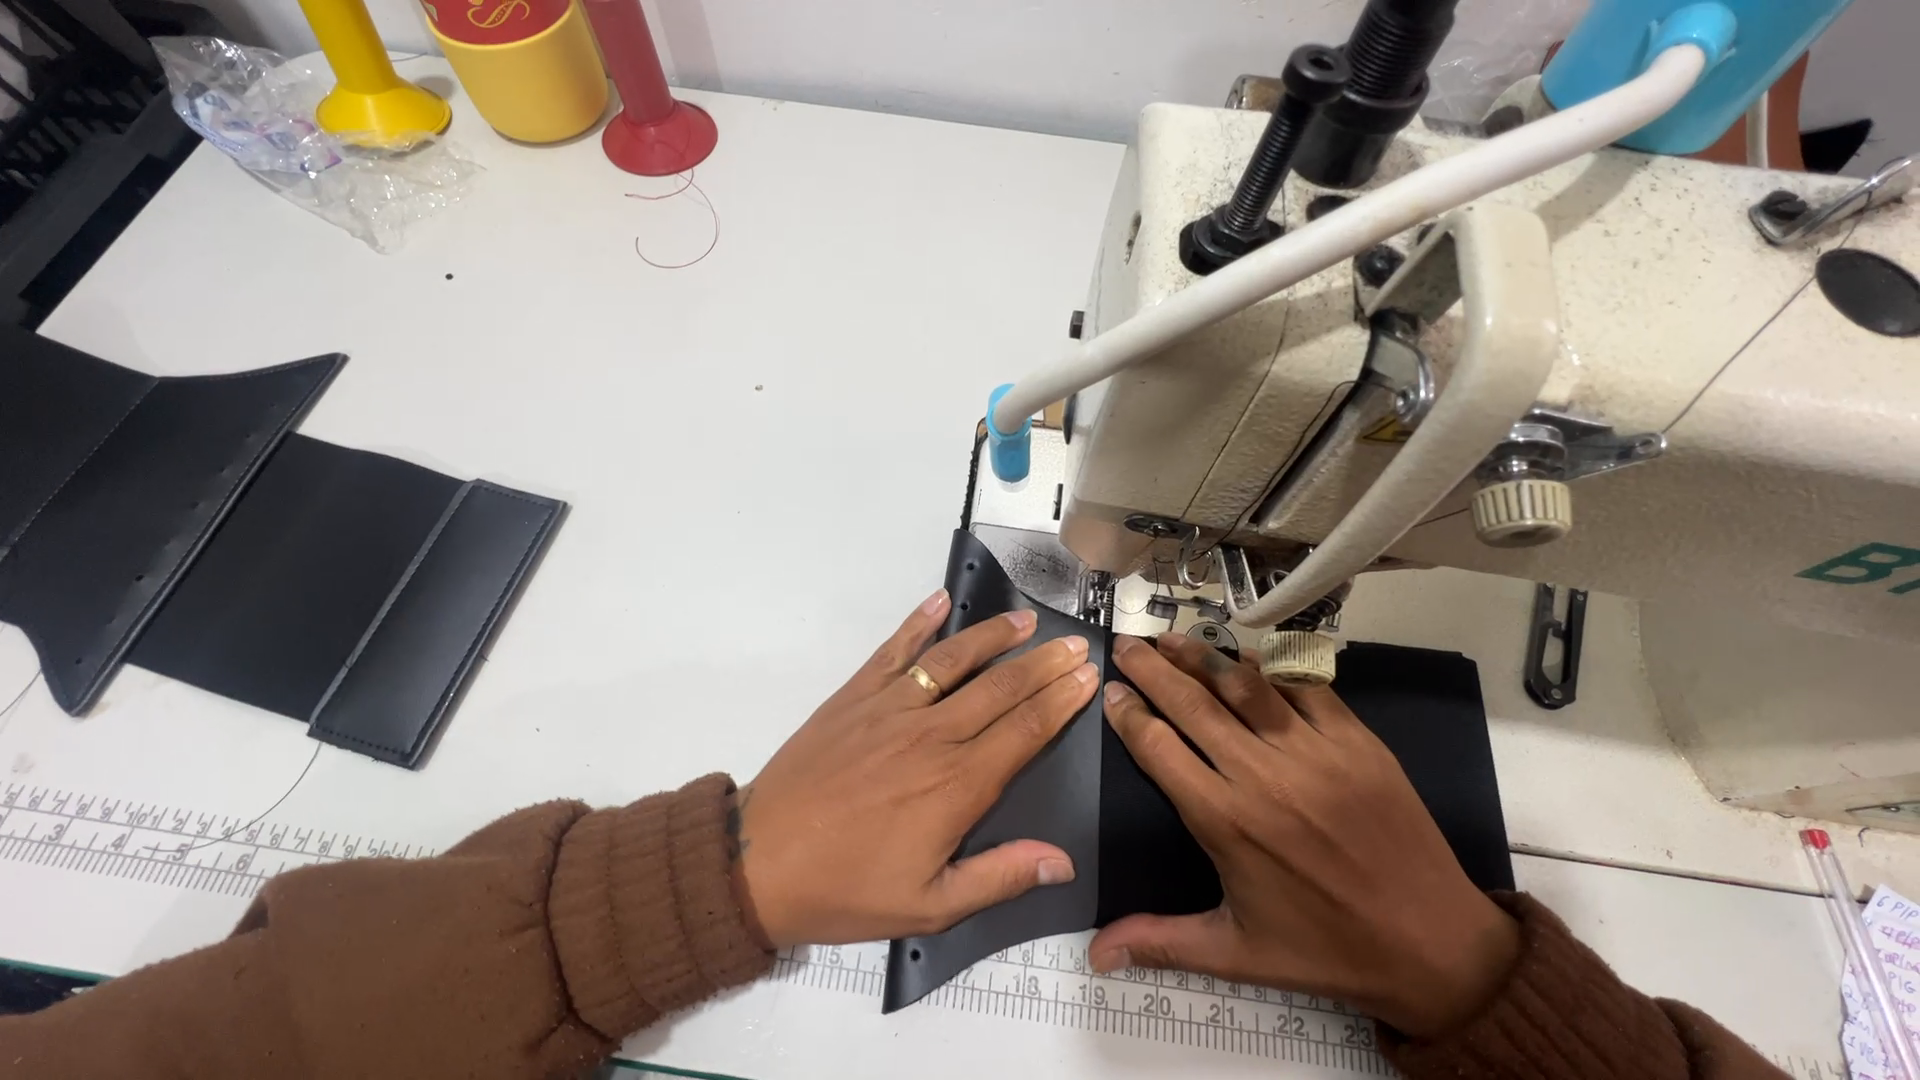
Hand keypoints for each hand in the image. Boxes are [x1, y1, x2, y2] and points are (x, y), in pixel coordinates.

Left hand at [737, 589, 1098, 947]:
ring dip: (994, 636)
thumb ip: (999, 877)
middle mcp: (933, 735)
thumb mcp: (929, 905)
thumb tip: (1063, 862)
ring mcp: (891, 708)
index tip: (1087, 676)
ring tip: (1026, 620)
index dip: (1062, 701)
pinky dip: (917, 622)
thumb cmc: (848, 888)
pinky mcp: (854, 696)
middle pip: (1001, 689)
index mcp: (958, 785)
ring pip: (954, 660)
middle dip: (1044, 664)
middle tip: (1076, 644)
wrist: (760, 863)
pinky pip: (893, 650)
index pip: (1025, 730)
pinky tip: (939, 601)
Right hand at [1092, 634, 1518, 1037]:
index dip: (1128, 713)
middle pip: (1192, 704)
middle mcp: (1262, 775)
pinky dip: (1271, 665)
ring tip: (1172, 638)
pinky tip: (1247, 654)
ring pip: (1245, 685)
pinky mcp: (1357, 741)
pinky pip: (1305, 686)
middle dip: (1152, 669)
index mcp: (1225, 821)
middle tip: (1126, 644)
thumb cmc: (1325, 950)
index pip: (1158, 747)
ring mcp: (1313, 752)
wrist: (1436, 947)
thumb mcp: (1236, 954)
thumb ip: (1160, 943)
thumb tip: (1094, 956)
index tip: (1110, 691)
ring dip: (1203, 656)